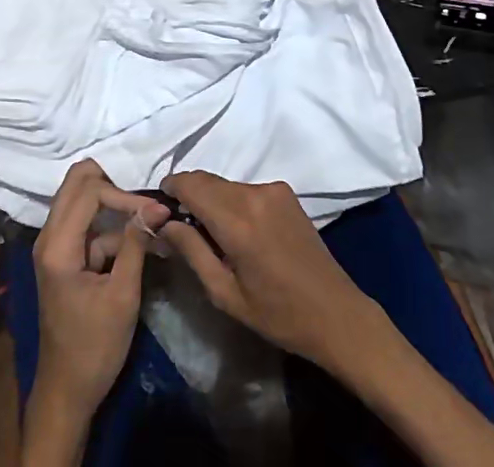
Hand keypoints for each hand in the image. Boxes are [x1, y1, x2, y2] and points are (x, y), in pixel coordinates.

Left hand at [31, 161, 170, 421]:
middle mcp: (49, 237)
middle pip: (76, 183)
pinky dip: (113, 226)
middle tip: (146, 195)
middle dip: (114, 182)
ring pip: (82, 201)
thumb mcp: (123, 294)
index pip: (90, 191)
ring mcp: (55, 246)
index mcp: (57, 246)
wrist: (68, 390)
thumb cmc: (95, 346)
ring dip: (115, 202)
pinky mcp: (65, 257)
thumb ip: (136, 244)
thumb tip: (157, 206)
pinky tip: (141, 237)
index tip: (156, 211)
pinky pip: (88, 225)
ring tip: (151, 215)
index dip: (125, 195)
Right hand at [158, 171, 383, 372]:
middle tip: (178, 225)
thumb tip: (164, 223)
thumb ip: (192, 251)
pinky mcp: (287, 194)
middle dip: (188, 195)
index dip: (171, 188)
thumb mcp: (224, 293)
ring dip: (211, 199)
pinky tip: (236, 231)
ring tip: (208, 233)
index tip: (158, 206)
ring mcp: (275, 190)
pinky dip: (232, 202)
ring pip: (227, 185)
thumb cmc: (277, 313)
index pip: (192, 184)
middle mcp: (256, 194)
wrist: (335, 312)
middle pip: (208, 181)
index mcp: (238, 220)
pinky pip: (247, 190)